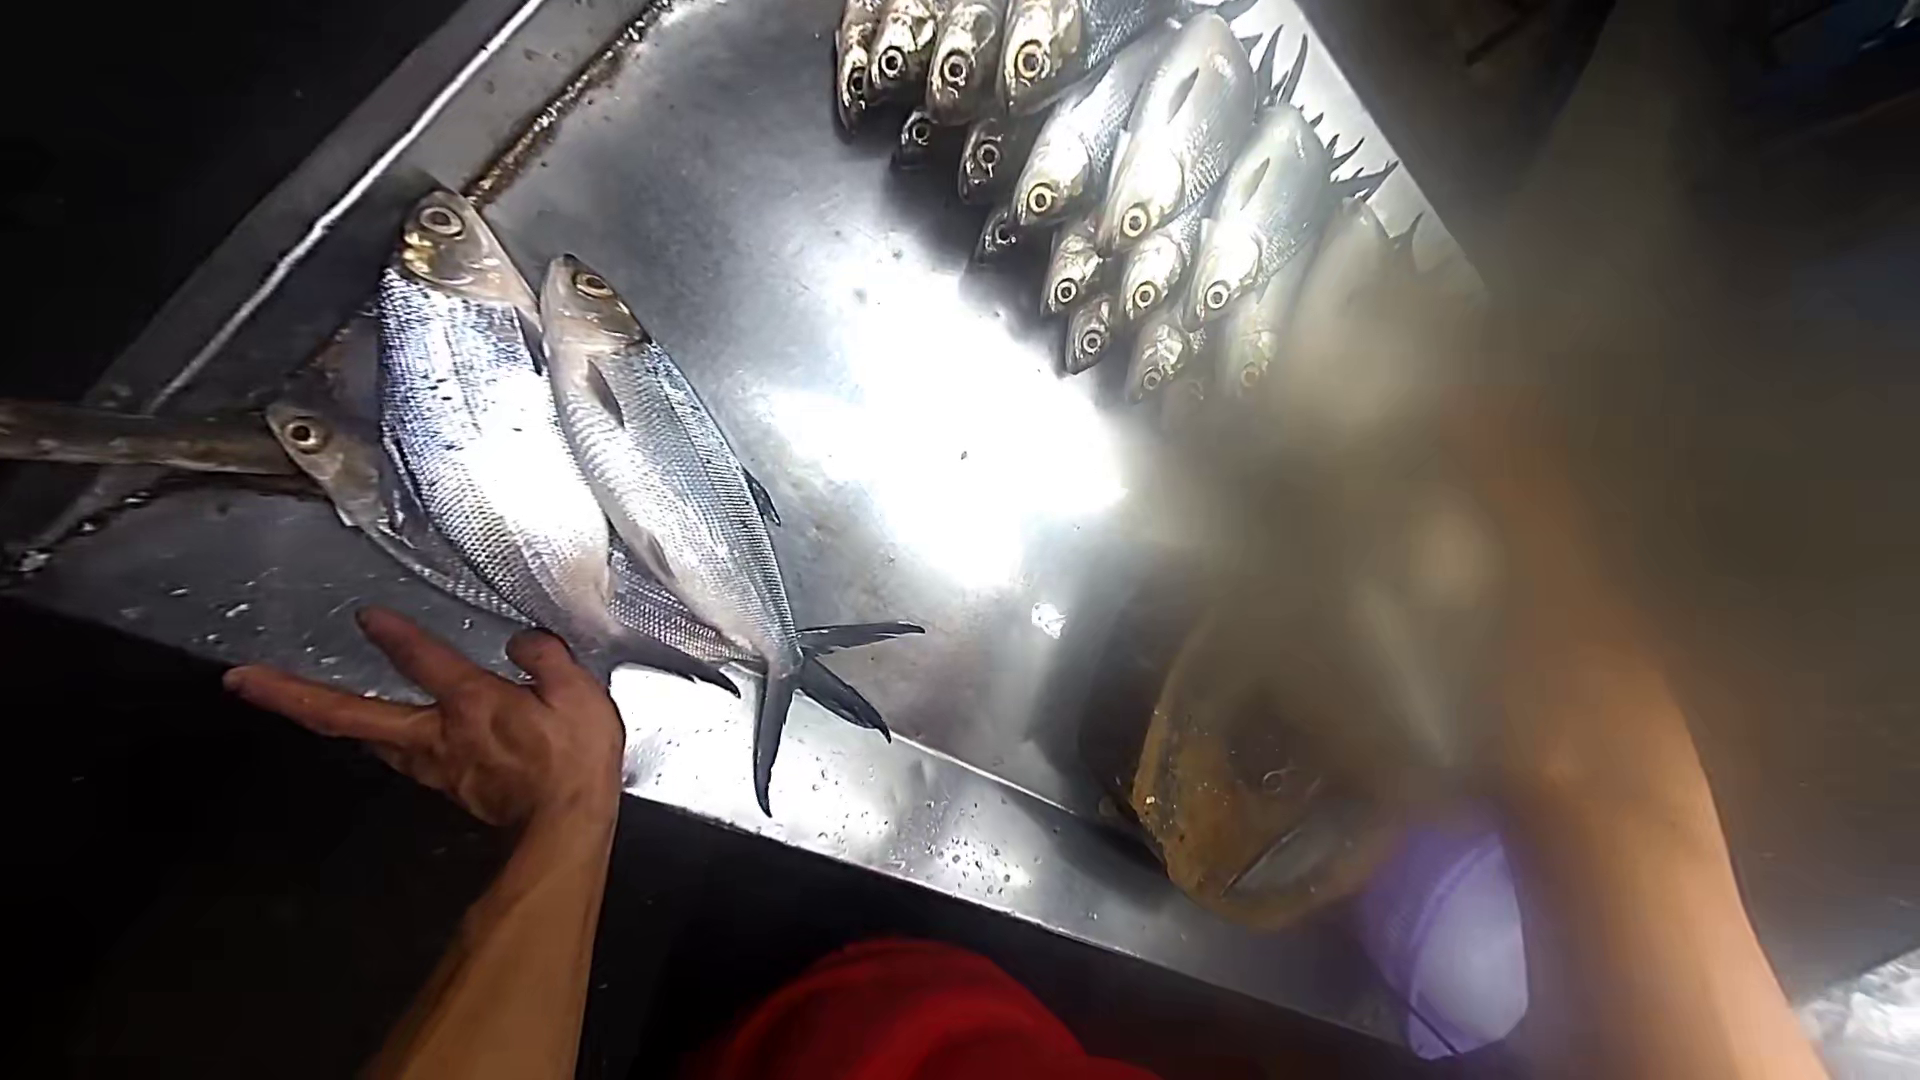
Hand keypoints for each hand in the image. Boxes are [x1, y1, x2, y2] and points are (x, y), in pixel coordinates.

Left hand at [224, 607, 623, 827]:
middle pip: (351, 715)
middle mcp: (439, 734)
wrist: (565, 822)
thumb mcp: (578, 694)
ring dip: (332, 720)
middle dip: (295, 695)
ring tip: (308, 706)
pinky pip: (401, 759)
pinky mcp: (449, 787)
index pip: (424, 661)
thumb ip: (547, 659)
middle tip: (243, 680)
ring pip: (368, 741)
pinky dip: (381, 742)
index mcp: (473, 704)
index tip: (367, 616)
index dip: (395, 636)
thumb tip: (523, 641)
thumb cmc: (575, 758)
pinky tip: (390, 742)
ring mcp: (437, 766)